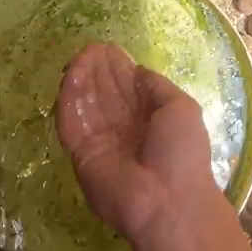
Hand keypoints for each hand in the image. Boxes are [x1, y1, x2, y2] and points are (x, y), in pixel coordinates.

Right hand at [56, 43, 222, 243]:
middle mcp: (123, 130)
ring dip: (81, 79)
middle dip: (97, 70)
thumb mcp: (180, 108)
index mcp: (148, 121)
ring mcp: (101, 143)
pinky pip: (72, 123)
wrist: (168, 203)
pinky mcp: (82, 156)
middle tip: (90, 47)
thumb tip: (138, 70)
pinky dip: (69, 99)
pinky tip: (70, 75)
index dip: (117, 68)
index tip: (108, 48)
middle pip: (104, 95)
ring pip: (87, 105)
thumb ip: (156, 87)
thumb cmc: (182, 152)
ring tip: (79, 55)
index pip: (126, 89)